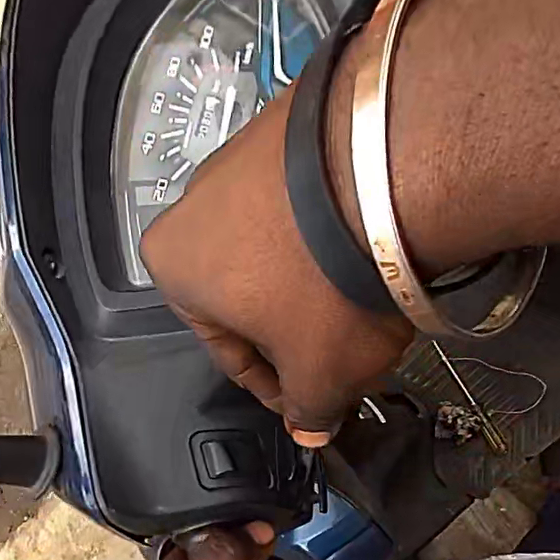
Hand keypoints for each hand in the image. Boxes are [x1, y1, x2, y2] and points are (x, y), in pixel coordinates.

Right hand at [141, 93, 415, 446]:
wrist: (384, 172)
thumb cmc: (328, 285)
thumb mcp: (319, 374)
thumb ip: (308, 410)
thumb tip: (309, 428)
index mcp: (176, 268)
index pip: (228, 353)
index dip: (273, 389)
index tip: (303, 401)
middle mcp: (196, 205)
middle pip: (254, 300)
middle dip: (299, 337)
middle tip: (340, 358)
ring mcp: (244, 159)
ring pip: (281, 254)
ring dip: (318, 289)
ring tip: (364, 308)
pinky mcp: (292, 131)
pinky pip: (309, 209)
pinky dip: (334, 240)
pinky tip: (368, 258)